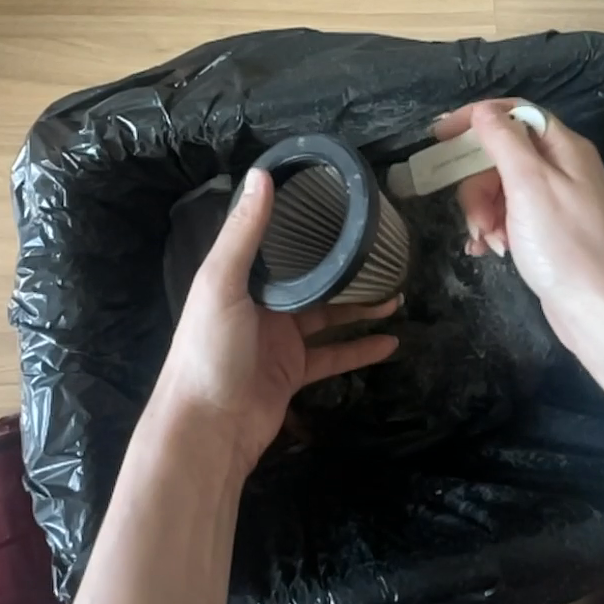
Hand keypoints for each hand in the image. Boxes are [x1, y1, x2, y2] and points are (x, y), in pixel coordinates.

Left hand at [153, 168, 400, 467]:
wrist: (207, 429)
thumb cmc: (209, 349)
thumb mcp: (222, 282)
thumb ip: (244, 232)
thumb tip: (261, 174)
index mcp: (241, 276)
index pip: (276, 240)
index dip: (304, 224)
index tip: (339, 206)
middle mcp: (261, 302)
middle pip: (309, 277)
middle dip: (342, 267)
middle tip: (381, 253)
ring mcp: (279, 339)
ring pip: (328, 315)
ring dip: (359, 306)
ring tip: (396, 295)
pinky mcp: (294, 371)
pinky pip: (333, 355)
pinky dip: (360, 349)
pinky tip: (390, 342)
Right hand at [437, 100, 603, 319]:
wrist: (600, 313)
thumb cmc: (565, 245)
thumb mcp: (529, 184)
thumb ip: (504, 140)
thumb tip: (483, 110)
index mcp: (564, 148)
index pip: (514, 113)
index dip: (475, 119)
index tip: (438, 136)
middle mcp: (563, 168)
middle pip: (503, 154)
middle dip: (478, 183)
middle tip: (476, 217)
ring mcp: (557, 201)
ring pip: (502, 187)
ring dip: (484, 211)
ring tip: (486, 240)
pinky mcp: (550, 230)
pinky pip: (511, 215)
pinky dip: (495, 228)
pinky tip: (489, 250)